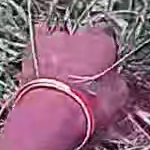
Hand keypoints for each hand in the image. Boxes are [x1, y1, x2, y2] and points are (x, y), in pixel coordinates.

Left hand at [6, 25, 129, 149]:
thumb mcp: (117, 99)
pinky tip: (42, 61)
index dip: (105, 54)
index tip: (104, 66)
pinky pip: (39, 37)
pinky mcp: (32, 47)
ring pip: (60, 38)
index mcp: (104, 43)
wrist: (51, 114)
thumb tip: (116, 82)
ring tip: (59, 74)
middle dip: (82, 53)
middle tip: (81, 75)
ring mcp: (54, 39)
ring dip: (61, 51)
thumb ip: (117, 81)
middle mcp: (79, 35)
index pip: (108, 39)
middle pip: (83, 37)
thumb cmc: (85, 107)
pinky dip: (40, 46)